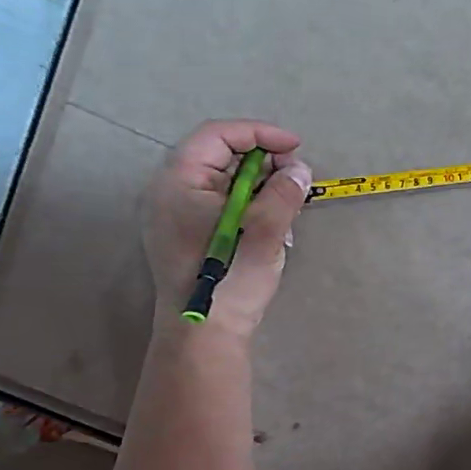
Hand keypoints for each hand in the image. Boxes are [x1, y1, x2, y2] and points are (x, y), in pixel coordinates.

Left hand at [142, 120, 312, 336]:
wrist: (204, 335)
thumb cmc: (229, 278)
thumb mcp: (265, 230)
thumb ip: (285, 193)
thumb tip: (300, 170)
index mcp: (178, 180)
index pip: (218, 136)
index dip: (260, 134)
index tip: (295, 147)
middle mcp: (170, 192)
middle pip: (220, 158)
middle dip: (264, 164)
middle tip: (296, 179)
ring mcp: (176, 218)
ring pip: (224, 185)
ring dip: (261, 189)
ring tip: (289, 210)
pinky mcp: (188, 239)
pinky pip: (221, 208)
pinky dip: (250, 209)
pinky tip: (273, 230)